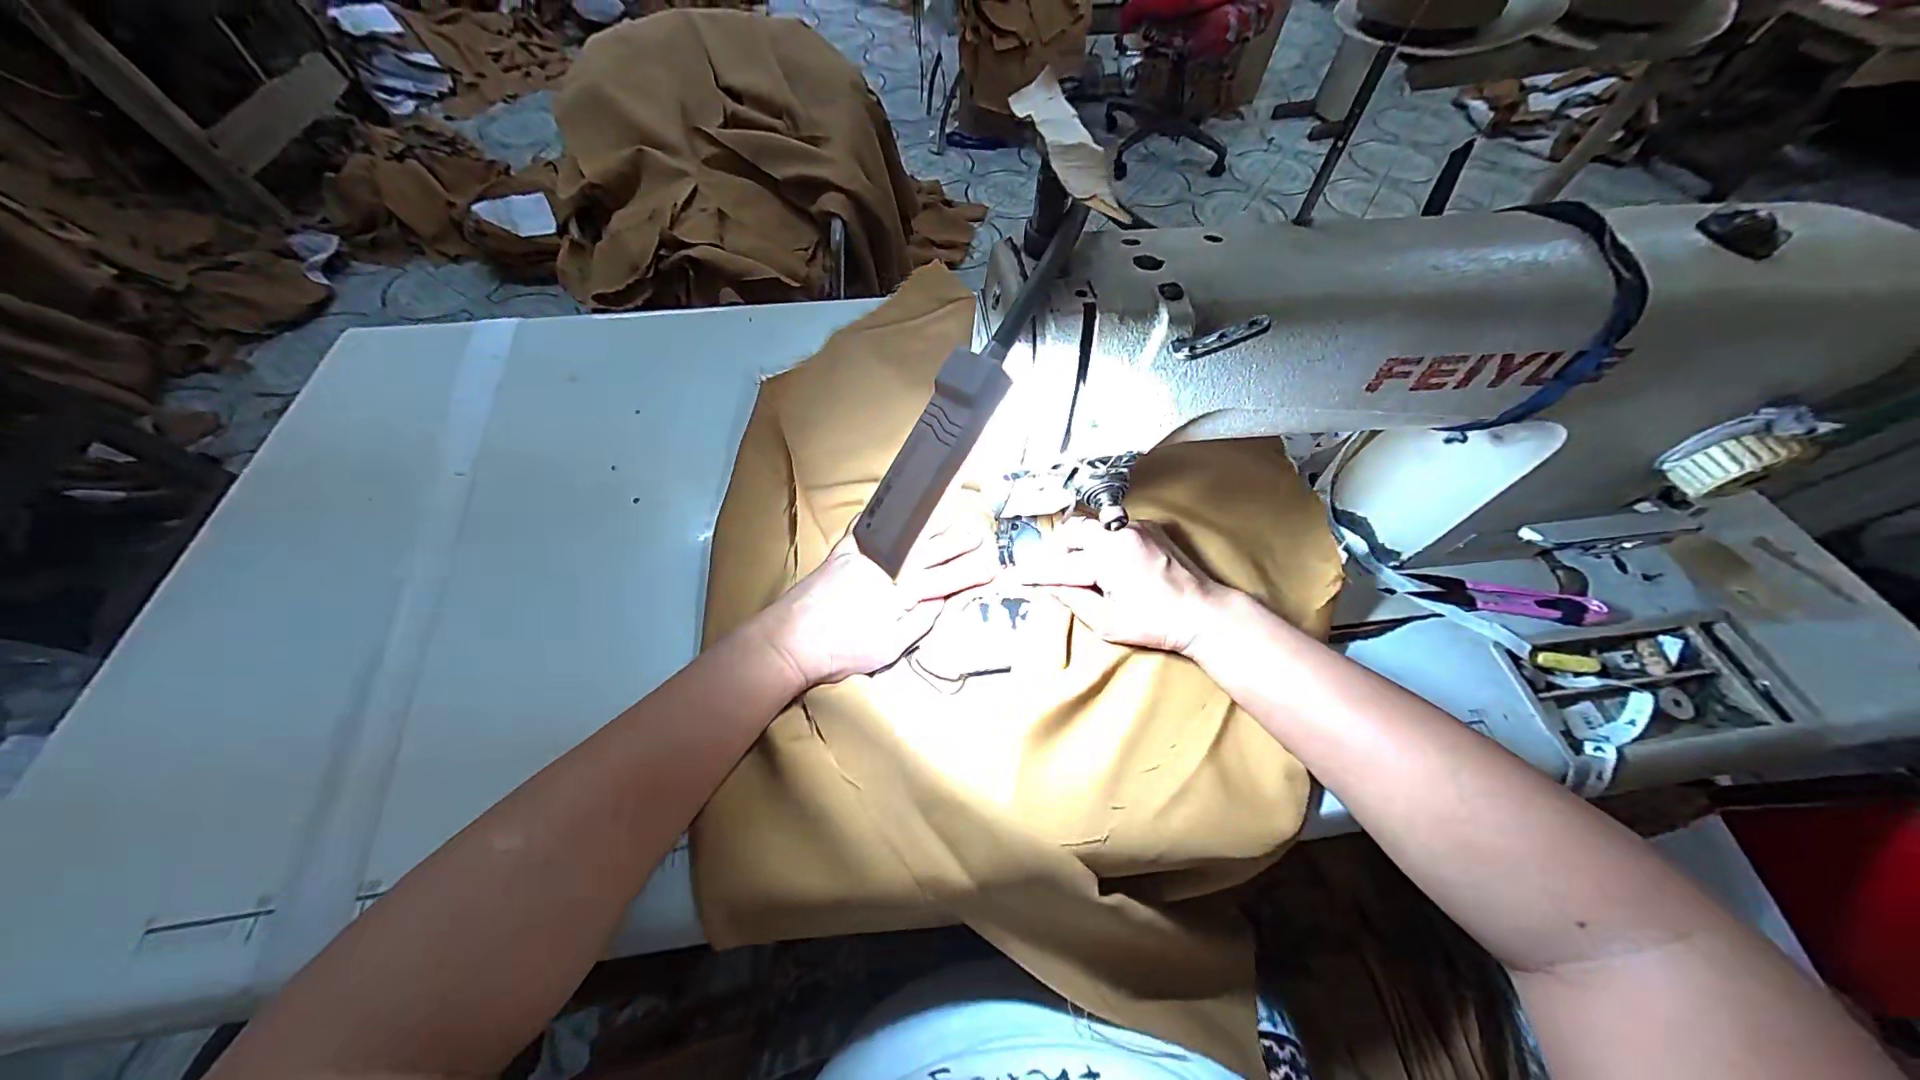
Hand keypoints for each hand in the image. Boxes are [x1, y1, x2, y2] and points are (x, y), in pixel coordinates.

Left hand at [755, 527, 997, 686]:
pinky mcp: (845, 549)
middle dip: (963, 540)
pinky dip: (887, 516)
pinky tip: (897, 505)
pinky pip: (871, 525)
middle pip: (936, 548)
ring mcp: (868, 554)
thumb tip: (941, 601)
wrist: (792, 639)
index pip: (950, 578)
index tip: (992, 567)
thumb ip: (920, 621)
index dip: (974, 572)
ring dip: (935, 522)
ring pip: (911, 532)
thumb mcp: (890, 647)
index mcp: (906, 593)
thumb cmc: (841, 651)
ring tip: (952, 512)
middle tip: (980, 532)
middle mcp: (892, 568)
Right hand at [1012, 517, 1233, 654]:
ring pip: (1091, 525)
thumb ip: (1074, 600)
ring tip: (1079, 566)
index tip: (1018, 574)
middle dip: (1056, 549)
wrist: (1203, 612)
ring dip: (1079, 542)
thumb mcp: (1107, 622)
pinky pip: (1113, 526)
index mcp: (1106, 558)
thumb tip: (1052, 588)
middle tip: (1051, 569)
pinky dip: (1103, 540)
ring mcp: (1136, 528)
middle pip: (1071, 530)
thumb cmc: (1158, 623)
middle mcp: (1119, 535)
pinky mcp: (1150, 528)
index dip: (1036, 571)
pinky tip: (1107, 561)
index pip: (1059, 564)